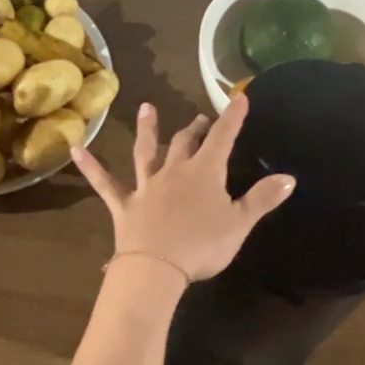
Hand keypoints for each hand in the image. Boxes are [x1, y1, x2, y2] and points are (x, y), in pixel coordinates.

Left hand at [72, 94, 294, 280]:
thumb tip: (289, 177)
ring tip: (147, 108)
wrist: (157, 267)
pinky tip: (76, 150)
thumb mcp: (239, 223)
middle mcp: (174, 171)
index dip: (232, 118)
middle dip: (195, 129)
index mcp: (205, 173)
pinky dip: (91, 166)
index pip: (222, 138)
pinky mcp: (124, 205)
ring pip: (147, 152)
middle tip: (200, 119)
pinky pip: (105, 183)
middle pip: (185, 143)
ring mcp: (146, 187)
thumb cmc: (202, 245)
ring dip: (148, 130)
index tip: (240, 97)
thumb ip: (262, 199)